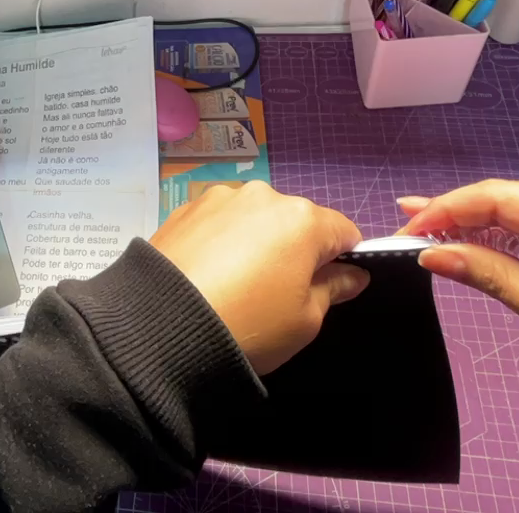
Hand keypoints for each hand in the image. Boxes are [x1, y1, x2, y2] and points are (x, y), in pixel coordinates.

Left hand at [150, 180, 368, 373]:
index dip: (343, 259)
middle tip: (277, 292)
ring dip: (255, 240)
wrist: (166, 323)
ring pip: (254, 217)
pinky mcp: (186, 207)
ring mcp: (220, 197)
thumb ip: (334, 289)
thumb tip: (353, 274)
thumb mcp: (306, 320)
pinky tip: (208, 273)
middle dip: (295, 249)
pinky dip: (221, 240)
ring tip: (235, 283)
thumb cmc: (250, 323)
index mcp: (301, 219)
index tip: (330, 286)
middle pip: (295, 220)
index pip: (342, 231)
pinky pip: (219, 221)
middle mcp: (262, 195)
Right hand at [399, 180, 518, 411]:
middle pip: (509, 196)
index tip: (407, 229)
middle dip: (457, 212)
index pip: (498, 197)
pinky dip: (509, 230)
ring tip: (430, 228)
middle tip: (409, 226)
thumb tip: (430, 253)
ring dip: (479, 220)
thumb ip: (489, 273)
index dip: (446, 209)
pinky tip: (477, 236)